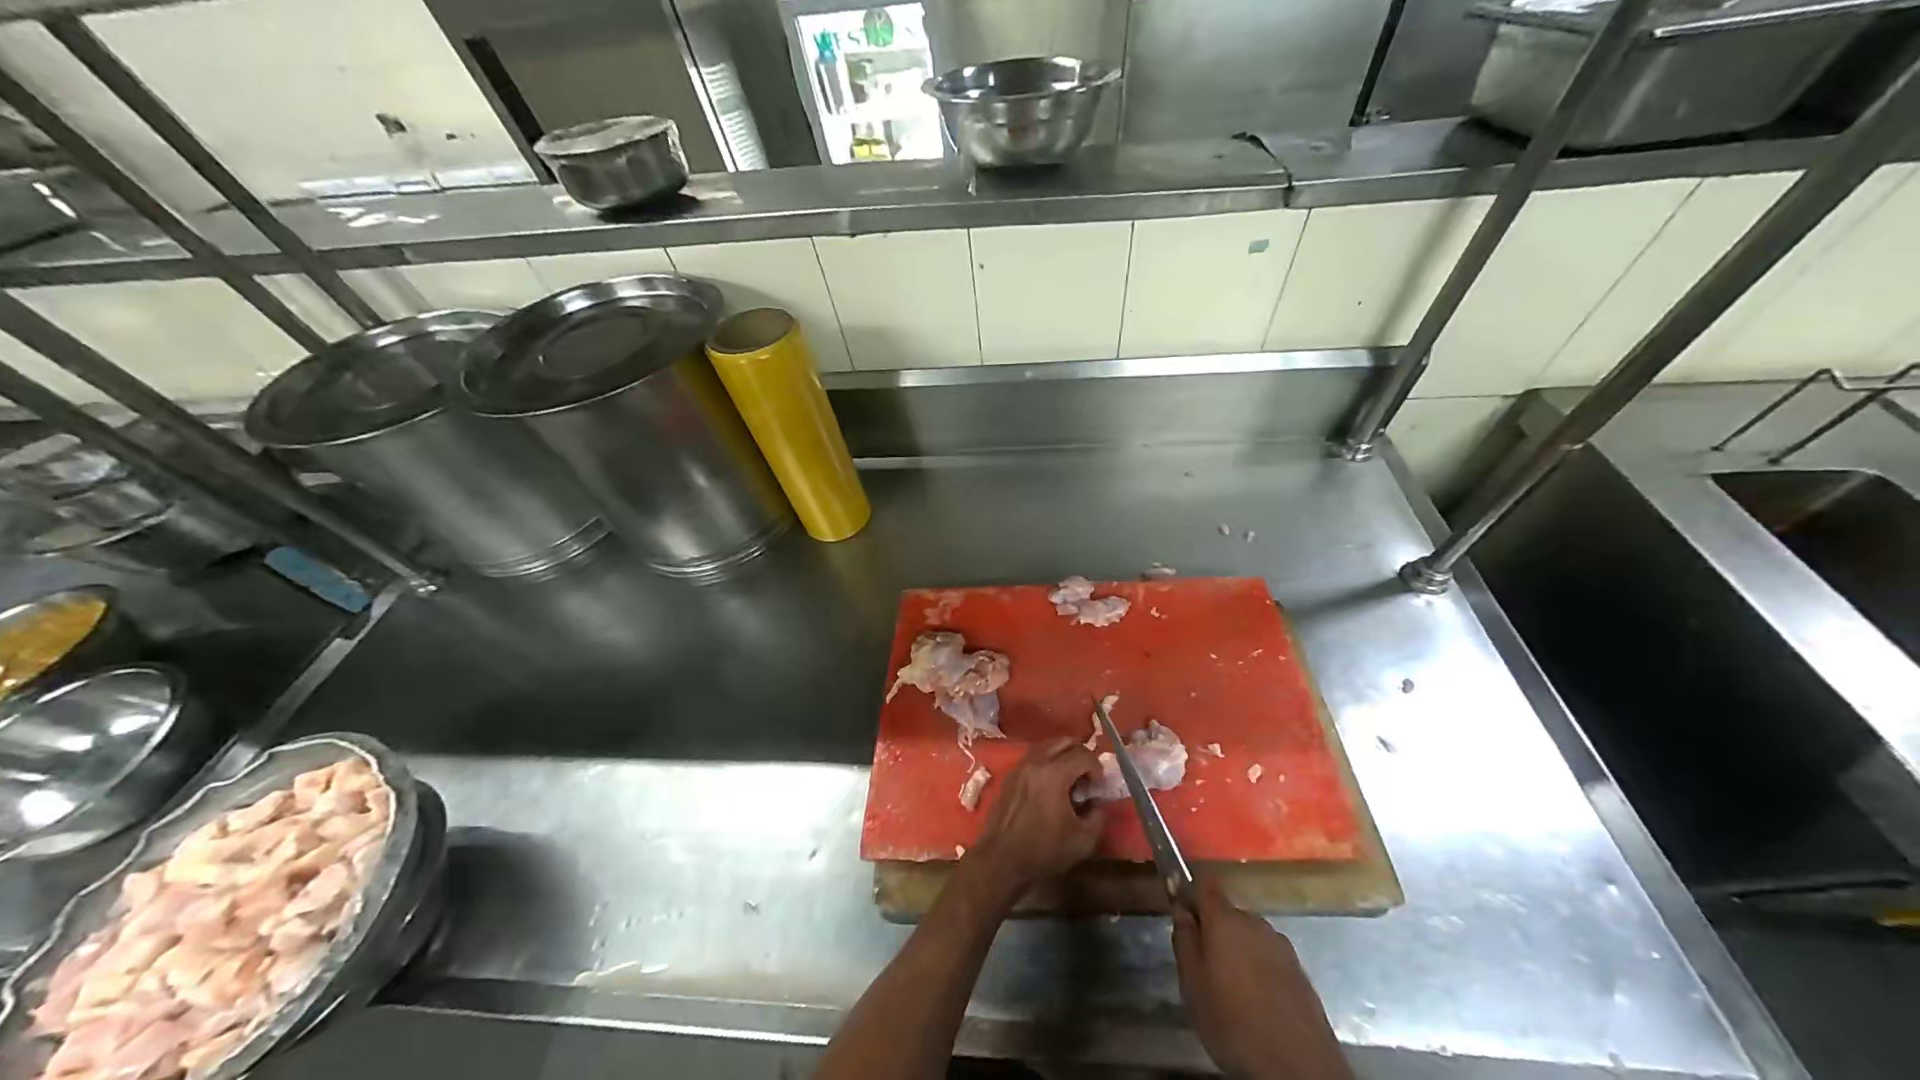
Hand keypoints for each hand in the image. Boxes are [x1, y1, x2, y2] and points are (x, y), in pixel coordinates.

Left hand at [965, 737, 1102, 897]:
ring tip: (1070, 777)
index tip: (1098, 786)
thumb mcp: (1083, 840)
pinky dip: (1046, 761)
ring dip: (1062, 755)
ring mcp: (1019, 767)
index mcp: (1054, 774)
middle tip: (1087, 775)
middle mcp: (1035, 763)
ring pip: (1045, 746)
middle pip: (1063, 741)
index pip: (1083, 755)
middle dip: (1080, 753)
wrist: (1002, 859)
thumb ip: (1098, 816)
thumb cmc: (1044, 850)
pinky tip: (1050, 784)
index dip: (1097, 768)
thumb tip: (1097, 803)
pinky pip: (1032, 757)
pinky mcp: (1009, 777)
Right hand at [1172, 875, 1353, 1079]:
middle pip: (1228, 913)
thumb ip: (1184, 940)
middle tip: (1202, 963)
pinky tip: (1255, 1000)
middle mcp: (1255, 923)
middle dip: (1214, 929)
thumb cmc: (1233, 1023)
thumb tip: (1181, 910)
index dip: (1191, 888)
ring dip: (1237, 950)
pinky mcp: (1300, 971)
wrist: (1299, 1068)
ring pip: (1249, 936)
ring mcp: (1281, 946)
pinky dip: (1258, 969)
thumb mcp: (1192, 984)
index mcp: (1225, 920)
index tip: (1180, 903)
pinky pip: (1268, 957)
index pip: (1206, 883)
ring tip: (1229, 987)